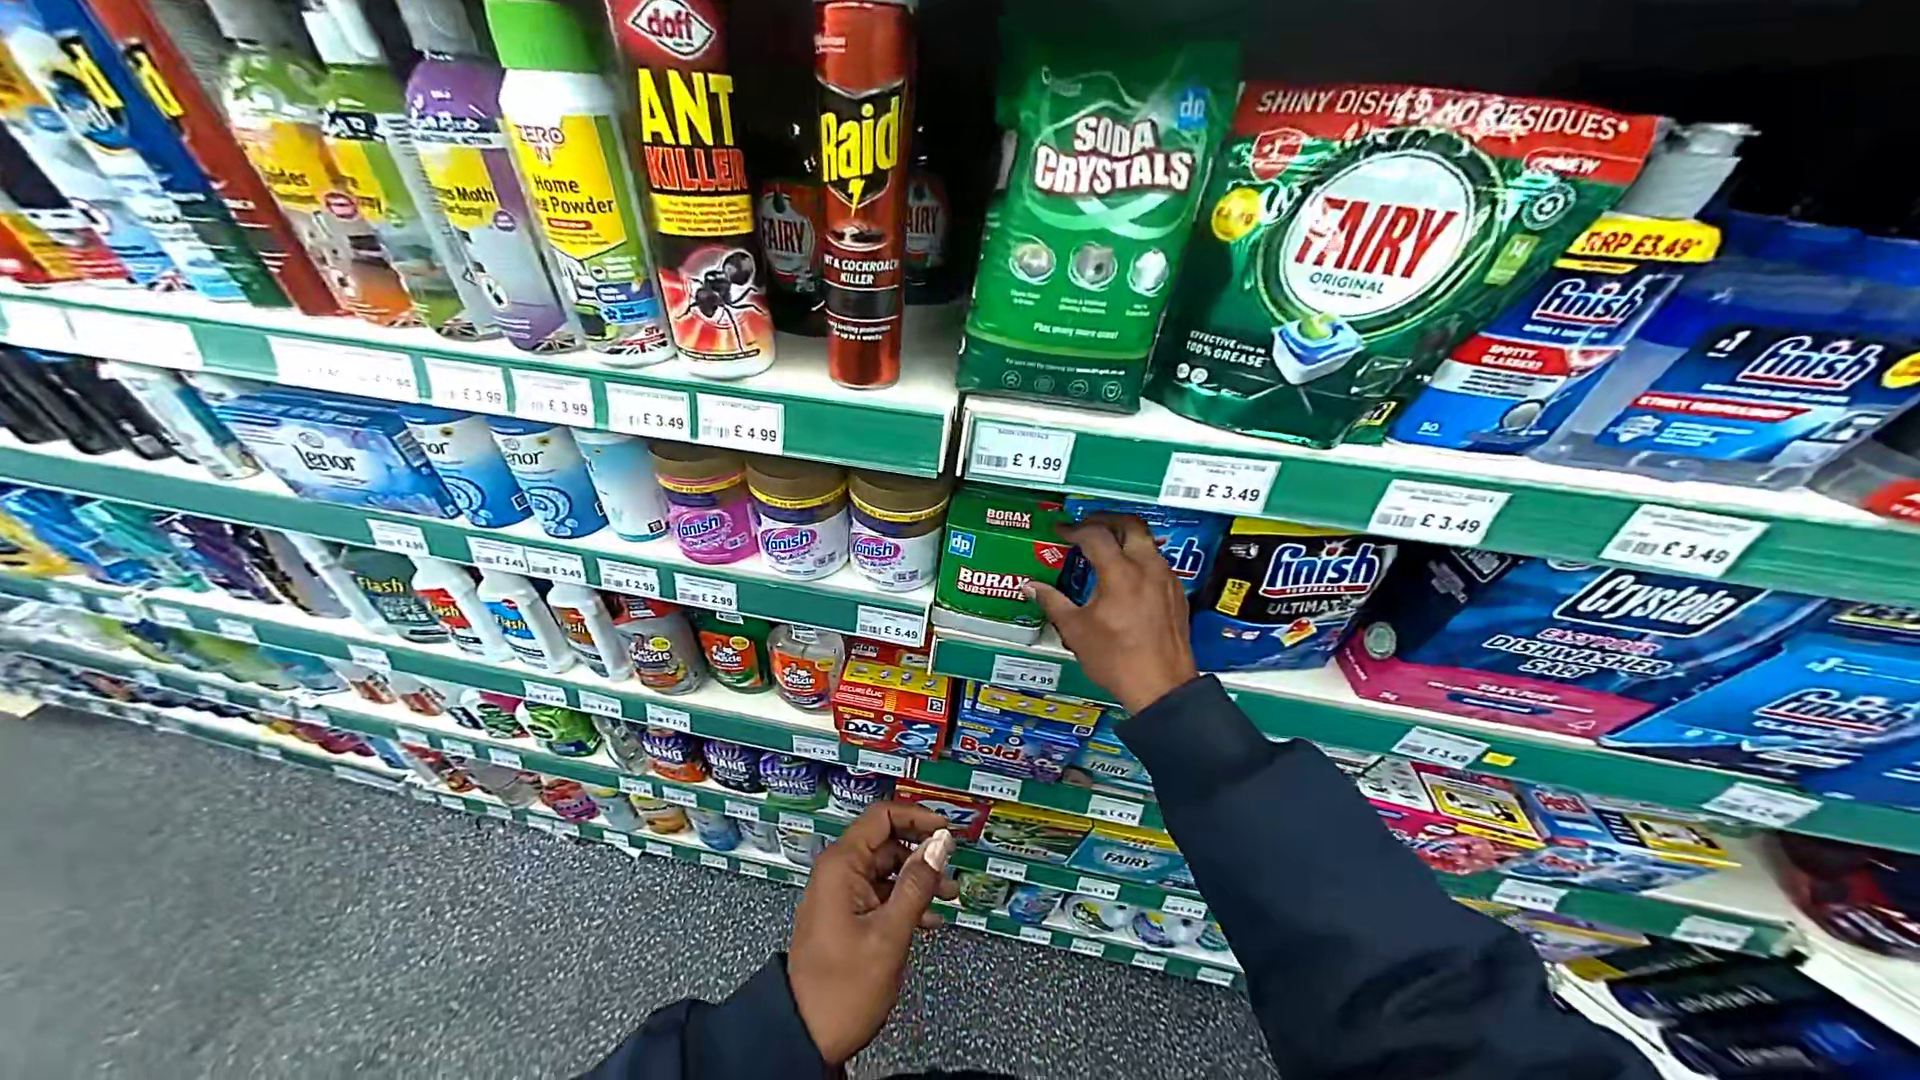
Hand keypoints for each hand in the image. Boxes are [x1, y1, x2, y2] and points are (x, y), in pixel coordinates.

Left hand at [788, 802, 957, 1065]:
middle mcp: (838, 871)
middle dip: (922, 855)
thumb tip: (940, 842)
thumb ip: (917, 883)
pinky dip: (905, 902)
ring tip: (948, 899)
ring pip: (887, 870)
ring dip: (918, 881)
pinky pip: (880, 894)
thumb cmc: (844, 986)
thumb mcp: (889, 933)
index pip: (882, 817)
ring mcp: (841, 893)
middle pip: (887, 843)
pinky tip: (928, 922)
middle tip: (952, 873)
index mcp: (842, 864)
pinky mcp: (845, 915)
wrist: (805, 1037)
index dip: (917, 817)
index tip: (946, 831)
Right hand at [1028, 514, 1198, 713]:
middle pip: (1130, 523)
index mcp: (1120, 573)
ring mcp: (1166, 580)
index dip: (1075, 528)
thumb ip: (1053, 601)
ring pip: (1147, 541)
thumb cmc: (1117, 660)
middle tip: (1087, 525)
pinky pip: (1158, 562)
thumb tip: (1031, 586)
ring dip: (1125, 537)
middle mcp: (1147, 568)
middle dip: (1106, 519)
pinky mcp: (1176, 594)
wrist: (1161, 688)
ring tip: (1104, 548)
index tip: (1062, 532)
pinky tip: (1125, 576)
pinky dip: (1140, 557)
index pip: (1096, 534)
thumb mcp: (1076, 630)